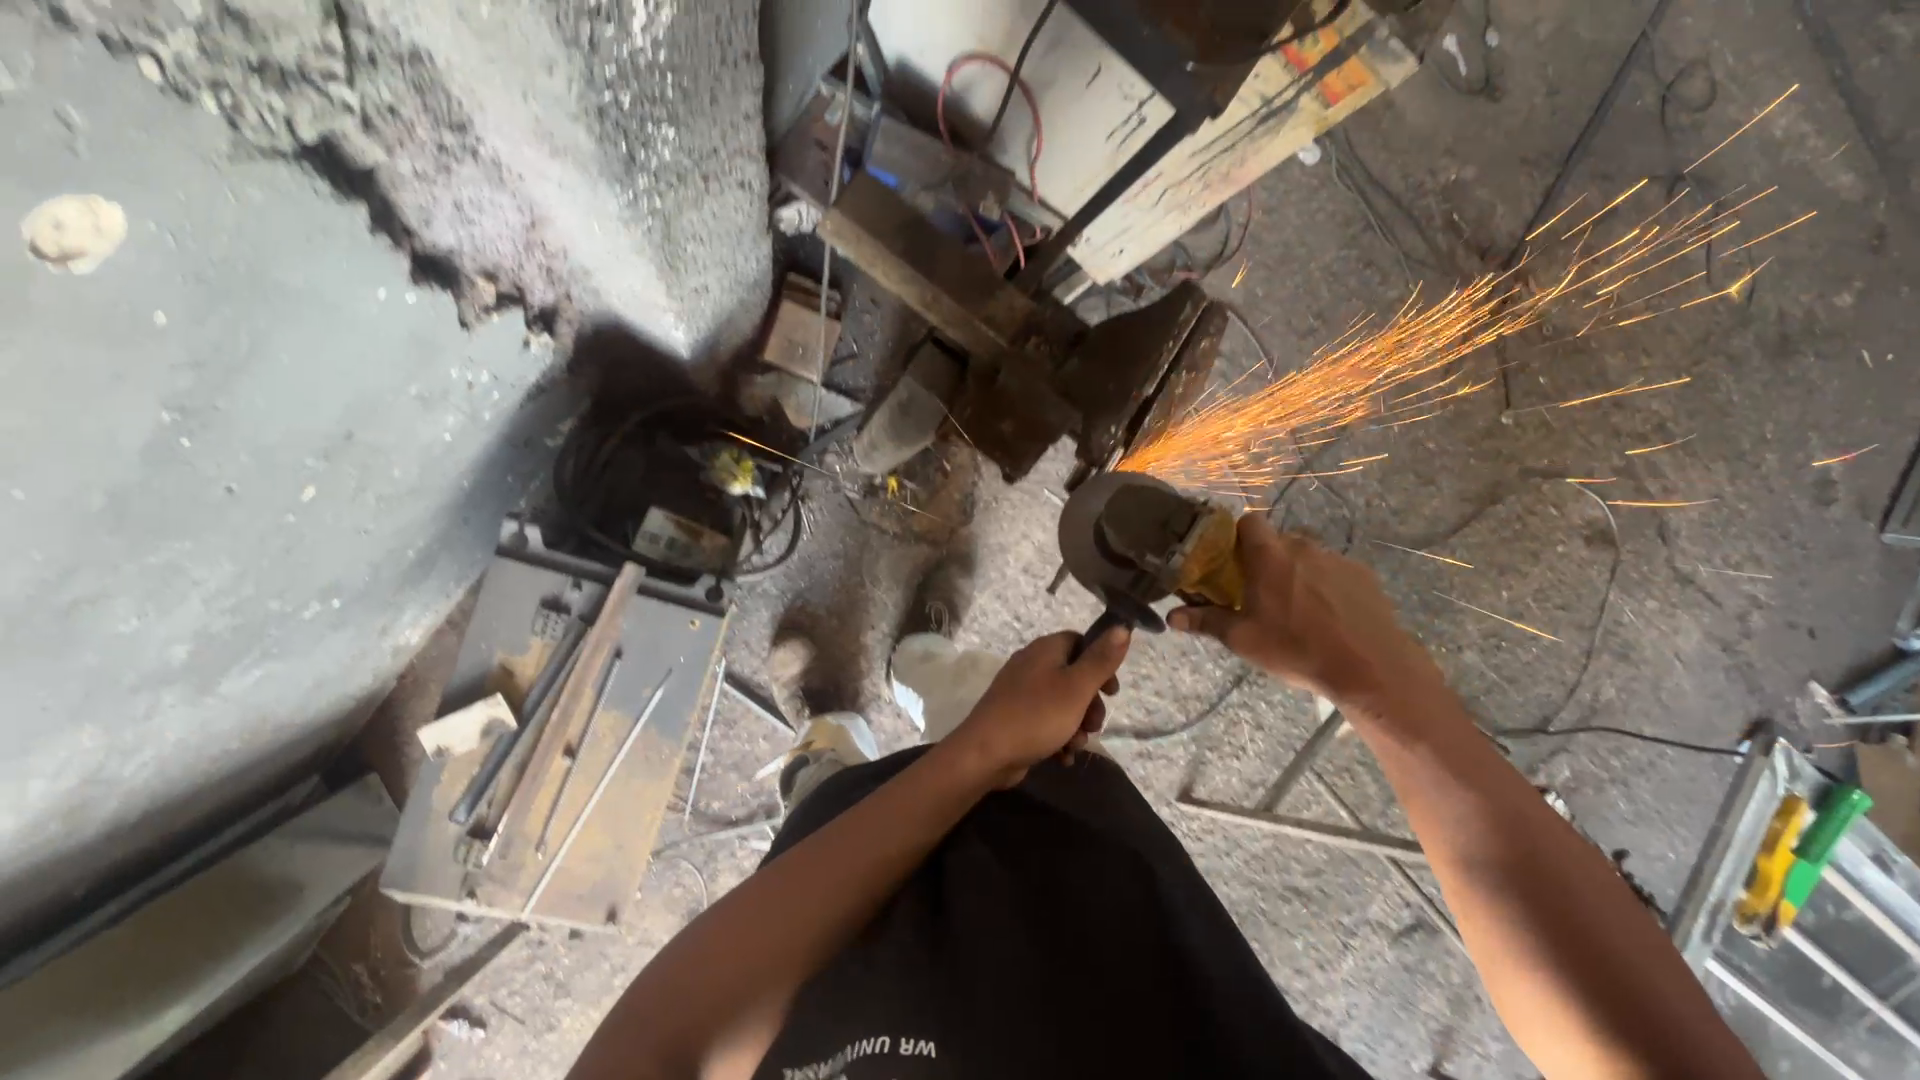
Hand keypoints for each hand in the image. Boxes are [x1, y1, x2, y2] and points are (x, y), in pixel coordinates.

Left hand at [947, 628, 1130, 788]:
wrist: (985, 754)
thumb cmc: (1036, 716)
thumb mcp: (1077, 687)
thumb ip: (1101, 659)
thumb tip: (1122, 627)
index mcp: (1045, 650)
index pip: (1080, 642)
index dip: (1101, 664)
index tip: (1112, 692)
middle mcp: (1032, 665)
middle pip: (1074, 677)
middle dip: (1091, 704)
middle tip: (1095, 725)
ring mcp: (1021, 693)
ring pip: (1063, 704)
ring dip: (1076, 726)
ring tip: (1076, 745)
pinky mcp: (1016, 717)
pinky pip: (1046, 722)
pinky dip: (1058, 738)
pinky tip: (1062, 757)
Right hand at [1168, 514, 1442, 712]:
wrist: (1370, 666)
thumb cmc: (1297, 649)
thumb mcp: (1243, 640)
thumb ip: (1207, 621)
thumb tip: (1172, 616)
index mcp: (1269, 556)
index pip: (1249, 521)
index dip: (1238, 536)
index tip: (1233, 562)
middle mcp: (1303, 547)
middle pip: (1278, 542)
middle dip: (1267, 561)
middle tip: (1261, 595)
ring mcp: (1337, 559)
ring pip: (1307, 557)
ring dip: (1297, 574)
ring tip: (1298, 611)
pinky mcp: (1363, 575)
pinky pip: (1334, 572)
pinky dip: (1326, 587)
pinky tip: (1329, 618)